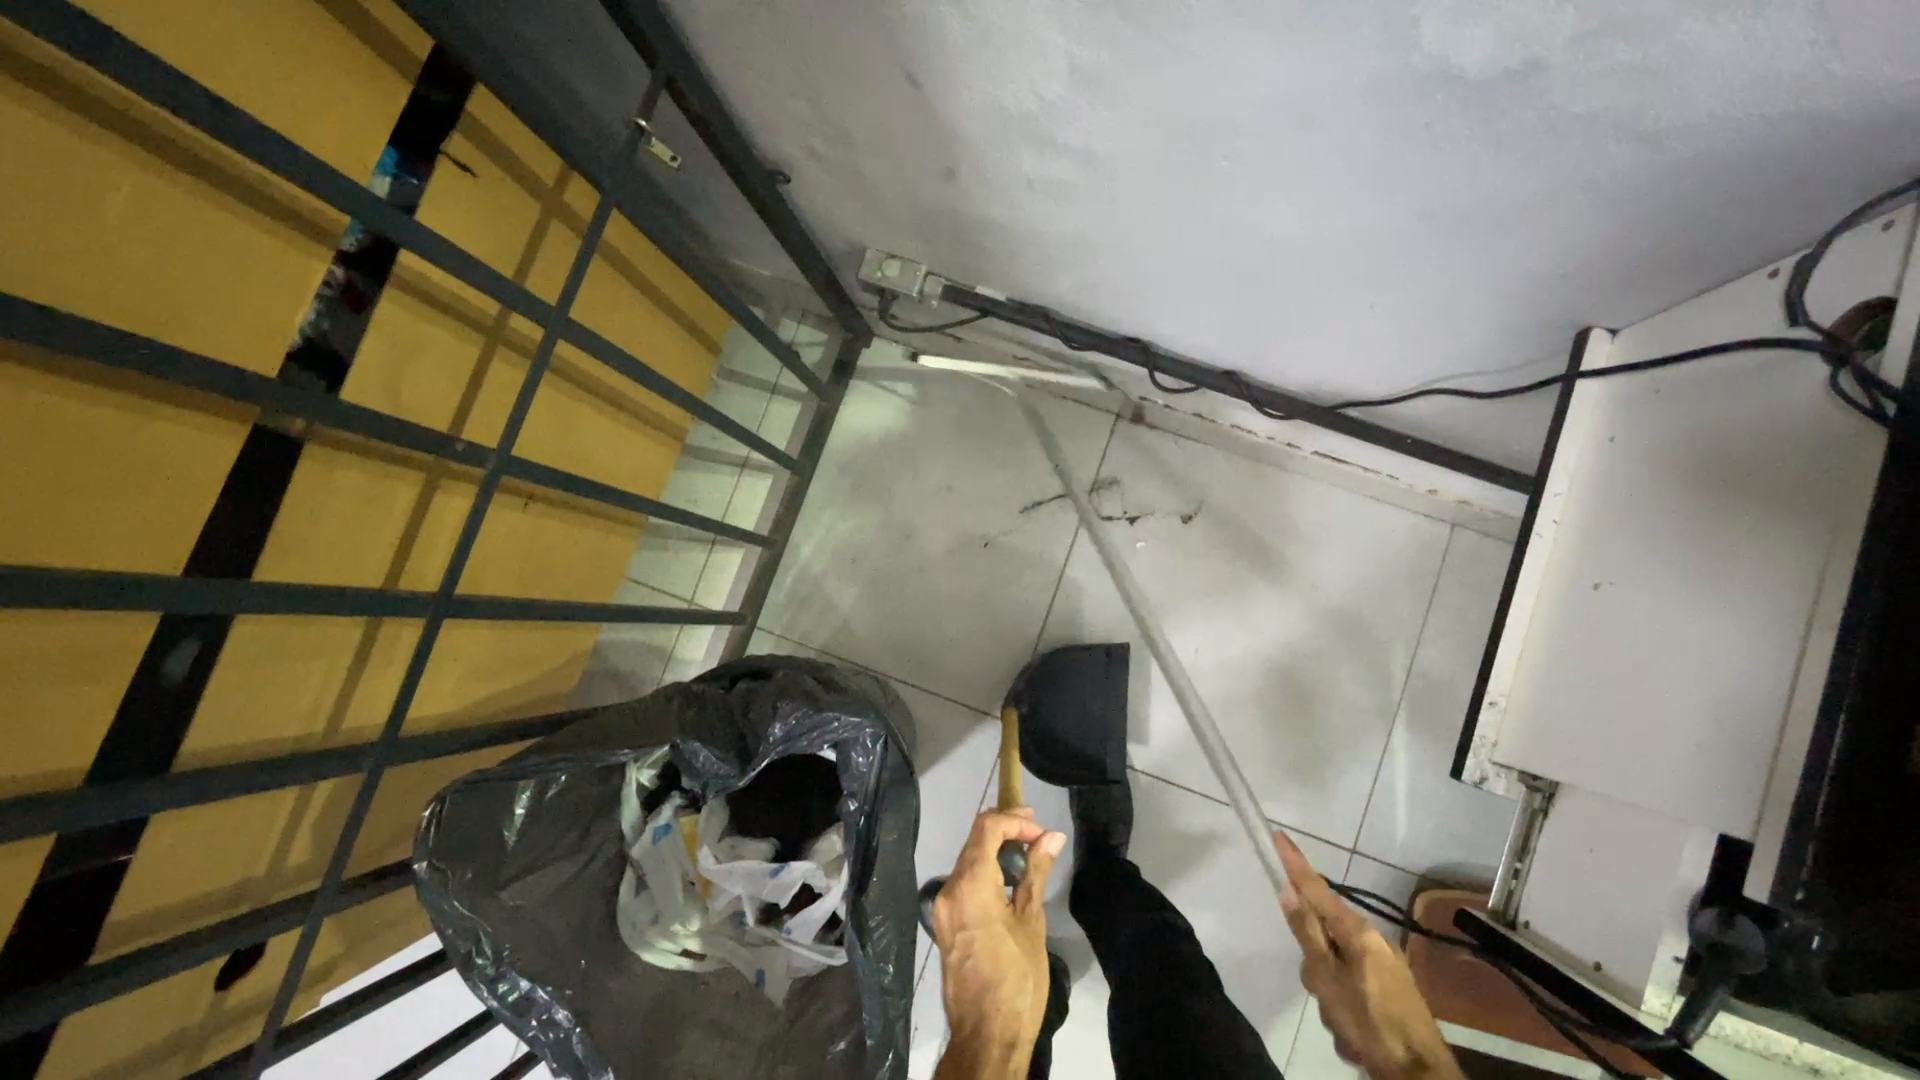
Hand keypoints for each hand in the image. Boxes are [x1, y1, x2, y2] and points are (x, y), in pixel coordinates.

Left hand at [931, 809, 1066, 1079]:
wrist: (987, 1035)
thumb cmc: (1017, 978)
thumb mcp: (1032, 921)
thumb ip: (1036, 872)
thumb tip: (1052, 837)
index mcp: (969, 884)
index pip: (986, 828)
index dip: (1014, 820)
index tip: (1041, 832)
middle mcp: (948, 890)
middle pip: (974, 842)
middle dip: (1006, 831)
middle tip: (1039, 835)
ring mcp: (943, 909)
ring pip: (967, 862)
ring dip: (996, 852)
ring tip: (1029, 856)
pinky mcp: (945, 925)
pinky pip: (963, 885)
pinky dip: (985, 874)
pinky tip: (1009, 883)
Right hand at [1274, 831, 1463, 1079]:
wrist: (1420, 1074)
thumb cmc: (1371, 1021)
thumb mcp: (1329, 979)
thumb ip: (1307, 935)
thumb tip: (1288, 891)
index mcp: (1357, 933)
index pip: (1317, 890)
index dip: (1295, 864)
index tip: (1279, 835)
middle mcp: (1371, 942)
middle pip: (1321, 937)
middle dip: (1313, 967)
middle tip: (1322, 993)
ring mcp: (1382, 967)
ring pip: (1333, 968)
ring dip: (1329, 996)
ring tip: (1343, 1023)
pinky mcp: (1387, 992)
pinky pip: (1350, 990)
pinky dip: (1346, 1011)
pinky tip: (1354, 1033)